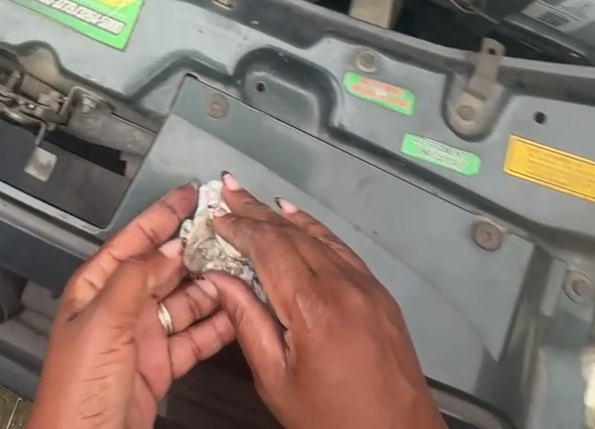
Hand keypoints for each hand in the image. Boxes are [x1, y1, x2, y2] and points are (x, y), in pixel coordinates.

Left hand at [27, 183, 235, 428]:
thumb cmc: (78, 388)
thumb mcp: (103, 321)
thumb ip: (135, 279)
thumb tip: (167, 247)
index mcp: (96, 286)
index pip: (133, 239)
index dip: (161, 214)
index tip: (189, 193)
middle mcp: (119, 305)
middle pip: (161, 266)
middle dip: (192, 247)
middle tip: (225, 230)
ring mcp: (140, 336)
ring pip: (181, 300)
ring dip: (209, 285)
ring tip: (238, 268)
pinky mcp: (158, 367)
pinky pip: (191, 337)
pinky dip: (213, 325)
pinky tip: (235, 313)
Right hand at [204, 175, 443, 428]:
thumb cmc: (331, 421)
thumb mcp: (276, 381)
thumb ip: (246, 322)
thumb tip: (216, 277)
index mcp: (313, 308)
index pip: (269, 248)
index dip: (240, 228)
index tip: (215, 215)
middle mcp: (342, 285)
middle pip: (290, 234)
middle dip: (254, 211)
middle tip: (226, 188)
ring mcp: (366, 286)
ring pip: (315, 235)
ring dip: (279, 215)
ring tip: (249, 197)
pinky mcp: (379, 293)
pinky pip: (339, 248)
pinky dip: (312, 228)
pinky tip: (294, 216)